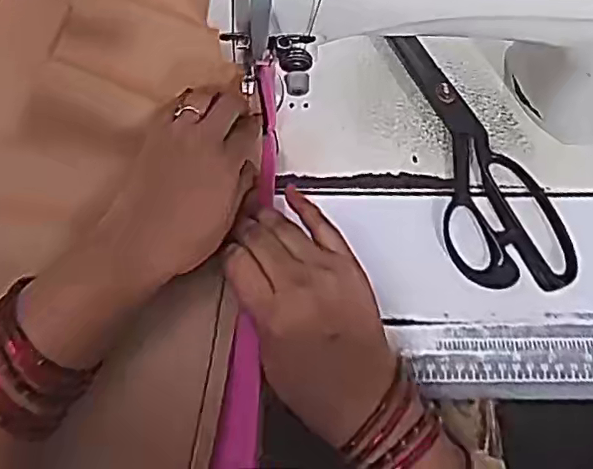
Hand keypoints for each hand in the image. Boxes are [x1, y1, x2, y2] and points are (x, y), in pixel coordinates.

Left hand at [95, 83, 261, 287]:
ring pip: (202, 95)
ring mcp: (178, 133)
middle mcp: (204, 141)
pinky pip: (174, 104)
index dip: (255, 125)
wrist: (138, 240)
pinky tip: (188, 113)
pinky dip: (185, 103)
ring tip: (216, 105)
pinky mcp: (155, 133)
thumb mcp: (226, 219)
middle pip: (229, 102)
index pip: (249, 129)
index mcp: (226, 163)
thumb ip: (241, 186)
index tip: (254, 126)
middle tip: (239, 110)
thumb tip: (248, 168)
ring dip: (213, 97)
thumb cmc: (182, 239)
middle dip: (239, 103)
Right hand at [223, 186, 397, 446]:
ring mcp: (326, 269)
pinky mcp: (347, 263)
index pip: (237, 261)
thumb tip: (241, 271)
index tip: (225, 250)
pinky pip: (322, 223)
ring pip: (284, 225)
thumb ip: (251, 309)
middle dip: (242, 228)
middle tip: (234, 224)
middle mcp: (299, 285)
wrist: (366, 399)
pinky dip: (304, 205)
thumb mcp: (266, 357)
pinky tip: (290, 195)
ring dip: (265, 214)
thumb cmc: (316, 388)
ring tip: (252, 207)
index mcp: (274, 314)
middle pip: (259, 237)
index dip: (227, 252)